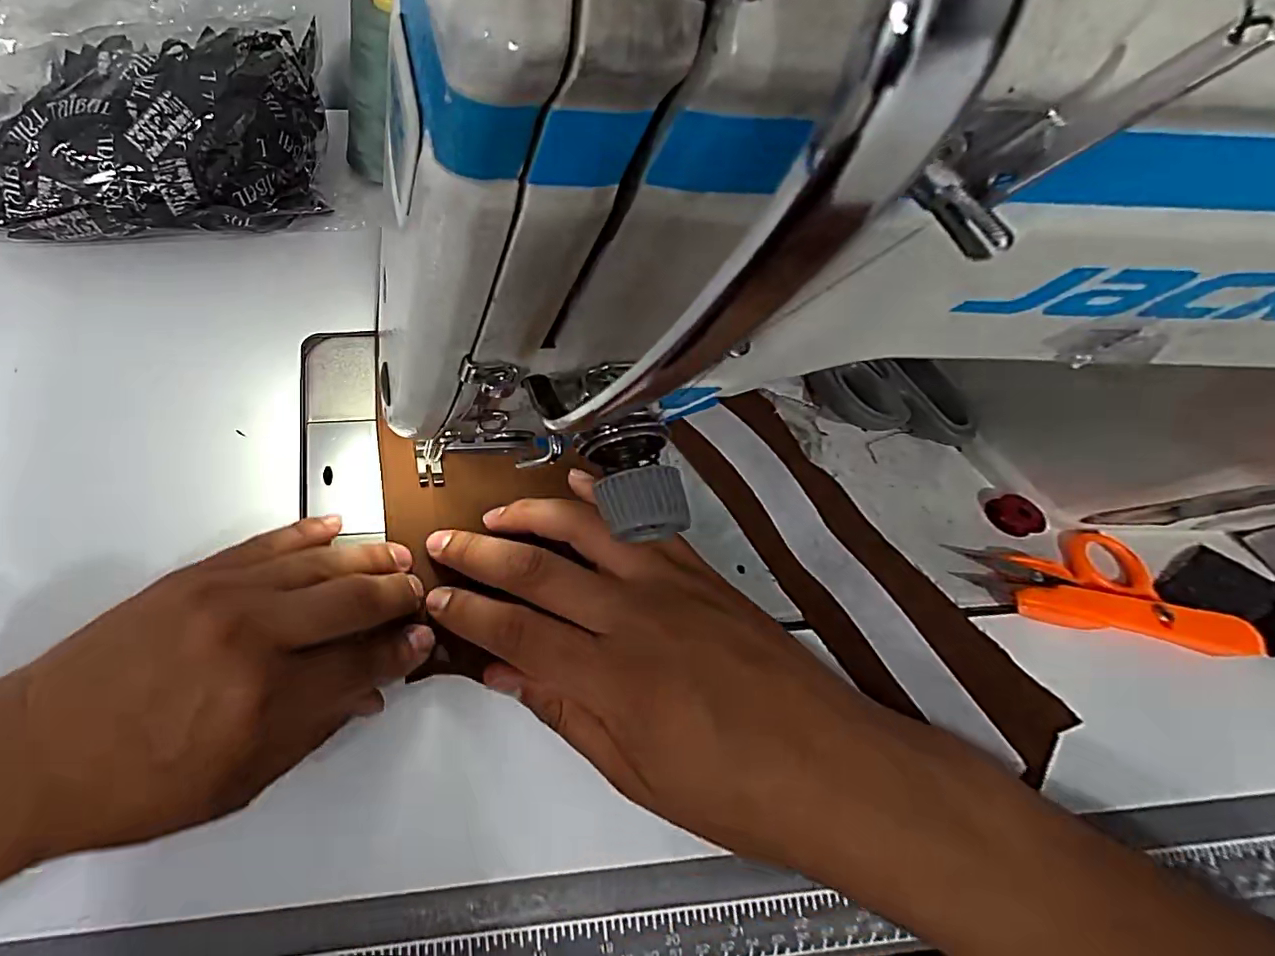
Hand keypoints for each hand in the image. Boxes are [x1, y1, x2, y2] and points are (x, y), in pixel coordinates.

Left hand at [13, 515, 433, 852]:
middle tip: (418, 593)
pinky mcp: (194, 575)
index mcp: (267, 702)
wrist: (38, 750)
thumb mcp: (236, 782)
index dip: (400, 651)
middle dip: (396, 595)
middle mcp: (252, 638)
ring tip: (394, 555)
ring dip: (364, 557)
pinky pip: (266, 544)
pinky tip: (331, 528)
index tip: (418, 641)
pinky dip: (305, 534)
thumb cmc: (128, 782)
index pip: (361, 662)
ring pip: (317, 563)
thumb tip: (359, 696)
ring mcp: (221, 596)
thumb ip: (310, 731)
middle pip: (351, 601)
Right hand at [421, 471, 953, 871]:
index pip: (513, 629)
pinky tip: (576, 484)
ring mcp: (668, 586)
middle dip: (477, 553)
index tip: (435, 598)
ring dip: (530, 514)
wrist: (839, 772)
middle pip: (534, 569)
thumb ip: (561, 710)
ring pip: (582, 529)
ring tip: (495, 513)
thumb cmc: (738, 789)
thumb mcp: (633, 771)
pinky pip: (641, 522)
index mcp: (611, 677)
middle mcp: (633, 618)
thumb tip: (505, 674)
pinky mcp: (697, 573)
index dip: (465, 611)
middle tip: (444, 543)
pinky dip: (604, 498)